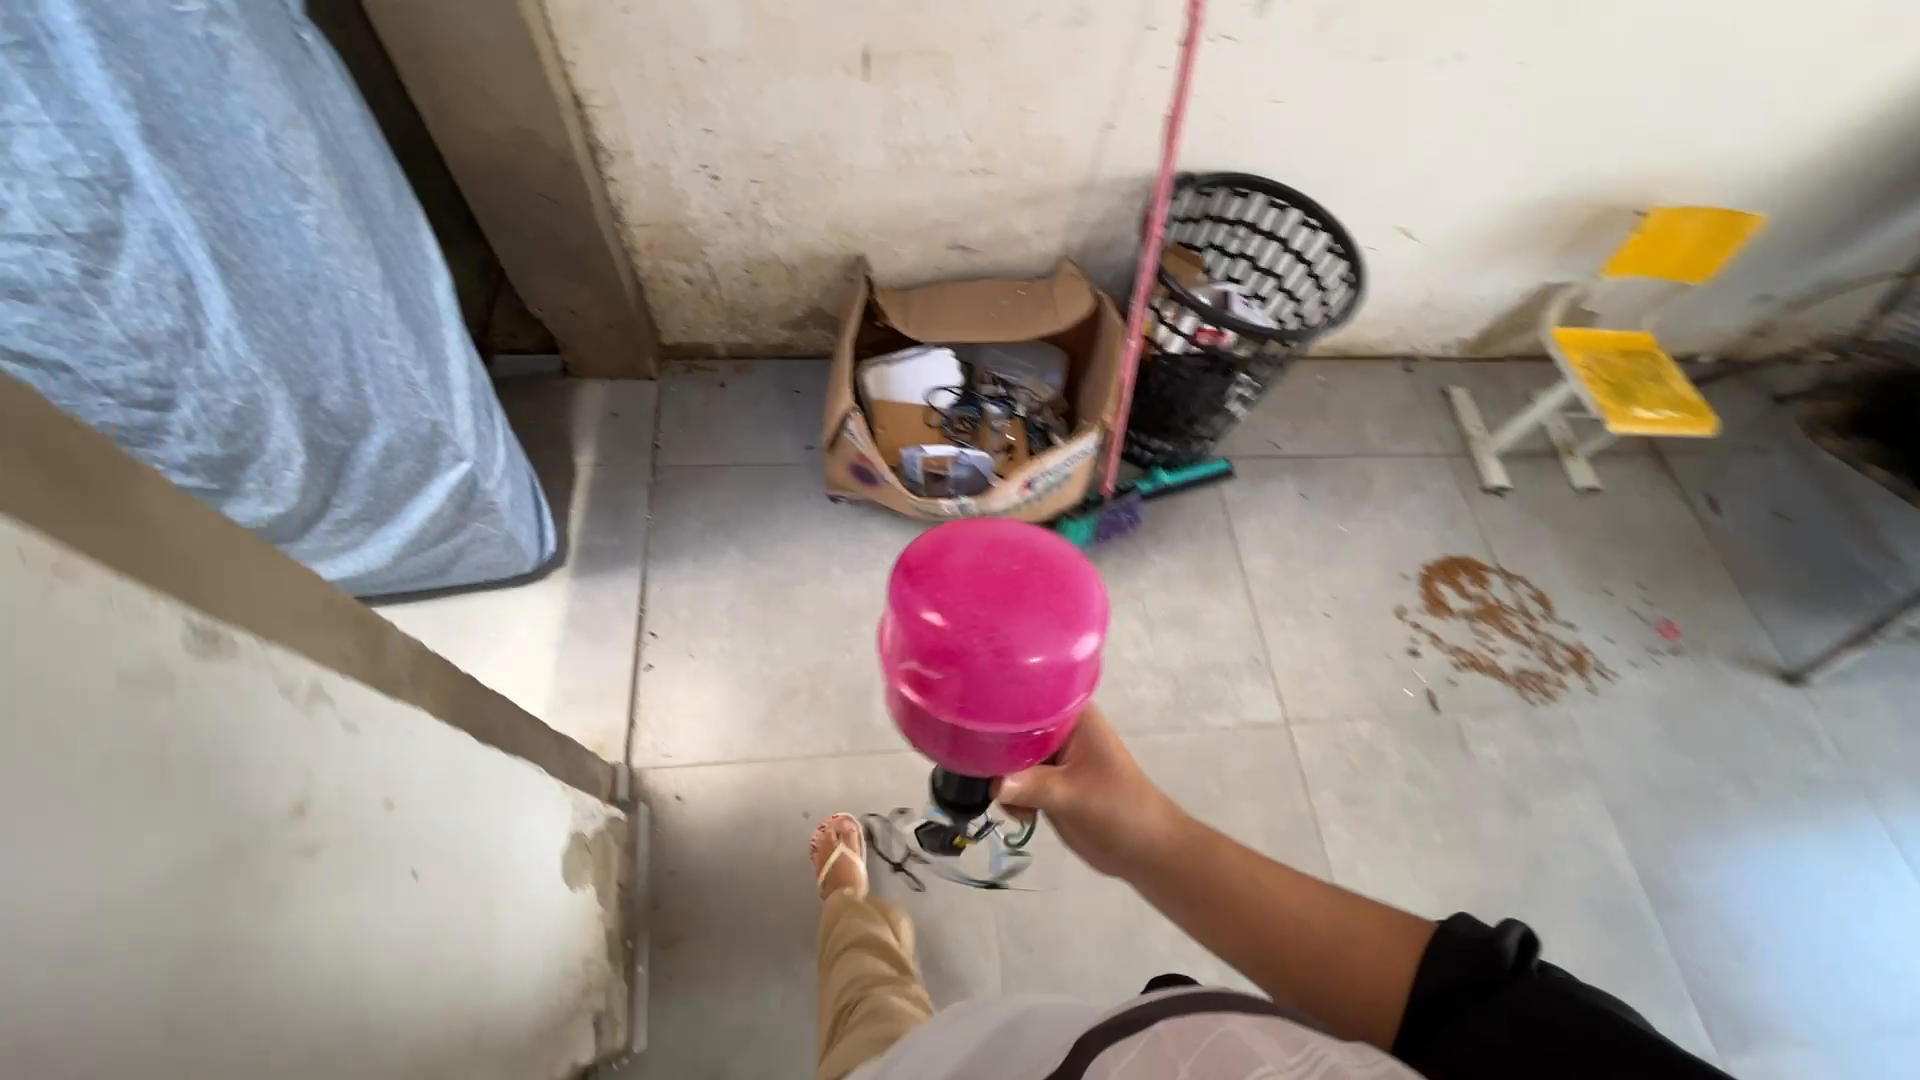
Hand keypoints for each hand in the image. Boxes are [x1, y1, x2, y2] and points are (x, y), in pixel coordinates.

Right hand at [994, 705, 1184, 877]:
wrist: (1143, 851)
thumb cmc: (1118, 810)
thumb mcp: (1074, 795)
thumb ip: (1032, 785)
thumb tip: (993, 783)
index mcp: (1070, 715)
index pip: (1025, 697)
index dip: (997, 705)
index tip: (968, 717)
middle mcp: (1057, 727)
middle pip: (1011, 727)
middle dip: (994, 749)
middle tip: (978, 771)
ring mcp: (1051, 755)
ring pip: (1009, 756)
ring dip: (1002, 778)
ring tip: (1014, 805)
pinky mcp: (1046, 781)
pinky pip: (1014, 779)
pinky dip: (1011, 795)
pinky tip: (1022, 815)